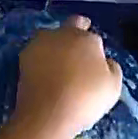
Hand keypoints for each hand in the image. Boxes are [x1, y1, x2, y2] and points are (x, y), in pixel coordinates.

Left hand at [13, 15, 123, 138]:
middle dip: (75, 32)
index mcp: (86, 38)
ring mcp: (40, 42)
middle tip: (77, 50)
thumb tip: (106, 61)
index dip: (93, 43)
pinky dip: (41, 57)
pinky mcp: (24, 55)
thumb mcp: (113, 87)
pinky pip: (37, 51)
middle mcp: (62, 33)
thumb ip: (112, 67)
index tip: (94, 54)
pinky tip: (44, 71)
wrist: (47, 113)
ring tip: (59, 63)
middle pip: (70, 25)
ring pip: (51, 36)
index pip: (92, 34)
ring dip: (56, 44)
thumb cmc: (85, 99)